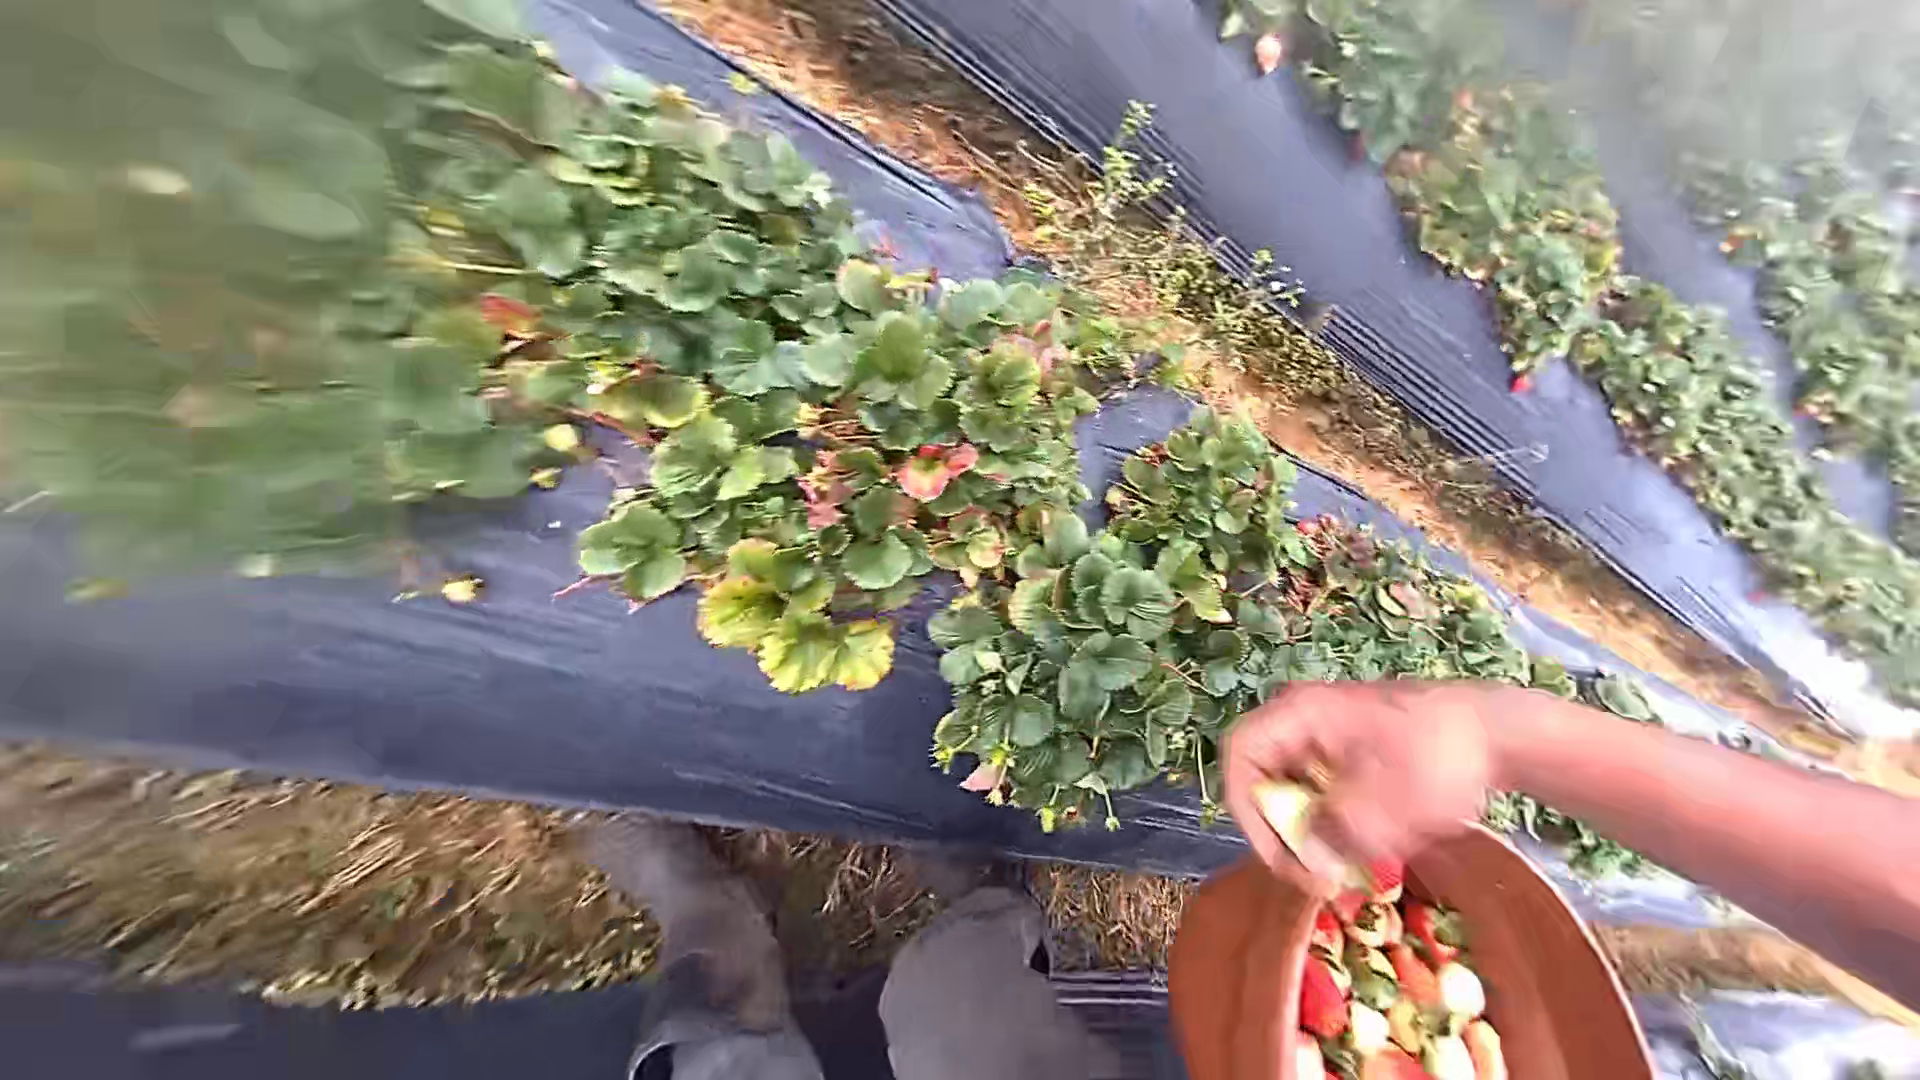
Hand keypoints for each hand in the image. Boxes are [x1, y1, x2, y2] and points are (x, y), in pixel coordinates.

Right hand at [1223, 681, 1512, 883]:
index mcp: (1295, 713)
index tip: (1280, 856)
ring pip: (1282, 782)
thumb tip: (1309, 862)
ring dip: (1304, 826)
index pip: (1240, 755)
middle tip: (1312, 873)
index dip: (1246, 808)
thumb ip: (1339, 835)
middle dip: (1279, 827)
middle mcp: (1294, 716)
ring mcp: (1314, 729)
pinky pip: (1308, 783)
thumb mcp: (1392, 806)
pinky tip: (1360, 840)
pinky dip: (1324, 817)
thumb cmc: (1440, 756)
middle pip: (1257, 772)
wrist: (1496, 730)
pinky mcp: (1335, 745)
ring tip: (1340, 864)